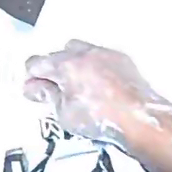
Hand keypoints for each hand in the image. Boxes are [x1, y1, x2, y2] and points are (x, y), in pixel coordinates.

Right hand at [23, 40, 171, 153]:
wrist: (141, 120)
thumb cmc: (101, 119)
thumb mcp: (64, 113)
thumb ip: (47, 96)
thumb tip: (34, 87)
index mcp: (66, 64)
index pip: (37, 62)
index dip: (30, 77)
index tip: (32, 90)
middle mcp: (84, 53)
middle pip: (58, 54)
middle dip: (52, 69)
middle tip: (53, 89)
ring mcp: (105, 54)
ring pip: (80, 50)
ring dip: (73, 64)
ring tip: (75, 85)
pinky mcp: (122, 60)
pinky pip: (100, 56)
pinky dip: (93, 66)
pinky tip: (96, 85)